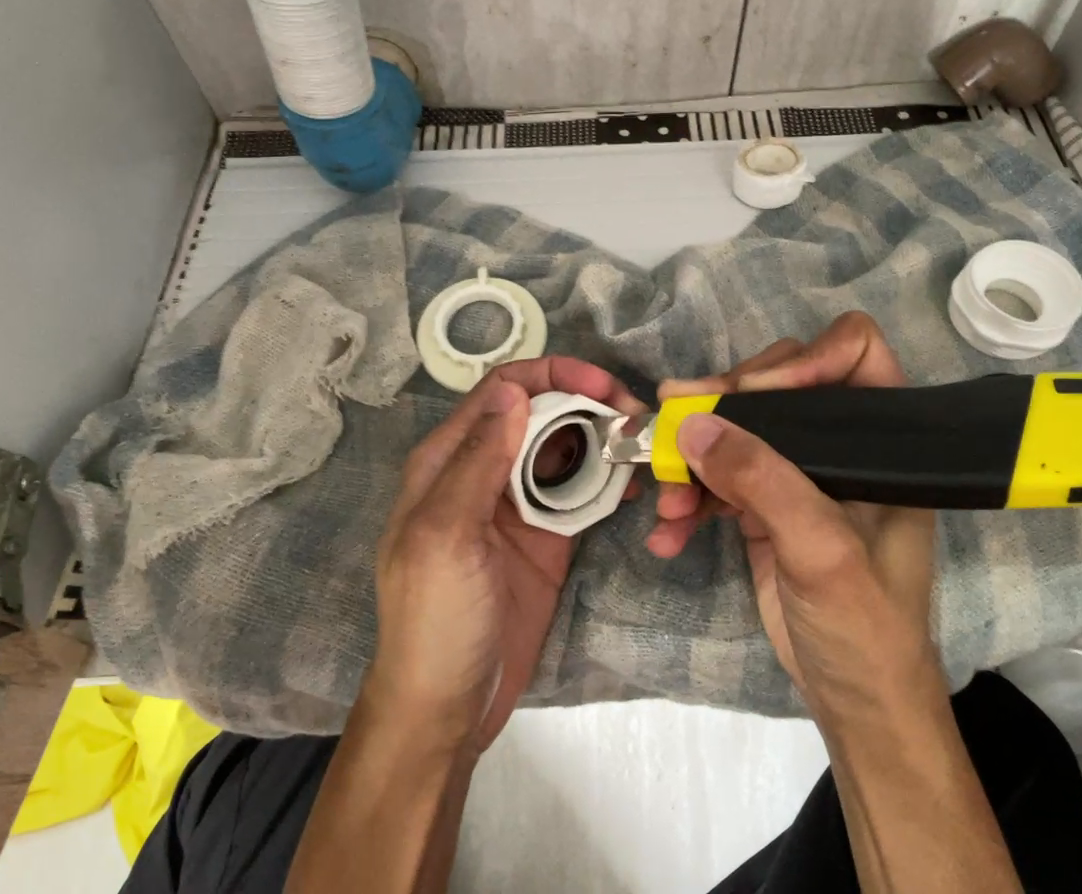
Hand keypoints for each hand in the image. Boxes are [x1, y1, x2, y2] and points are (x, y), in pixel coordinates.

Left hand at [365, 357, 643, 751]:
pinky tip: (636, 482)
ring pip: (565, 452)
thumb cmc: (436, 619)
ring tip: (645, 446)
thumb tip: (515, 390)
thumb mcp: (445, 535)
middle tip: (638, 419)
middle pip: (541, 415)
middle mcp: (484, 472)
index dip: (553, 376)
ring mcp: (519, 507)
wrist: (449, 706)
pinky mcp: (548, 539)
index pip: (502, 392)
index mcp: (448, 461)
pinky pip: (581, 495)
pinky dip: (608, 482)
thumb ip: (477, 461)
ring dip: (603, 441)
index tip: (605, 386)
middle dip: (588, 405)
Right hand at [650, 312, 939, 713]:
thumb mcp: (822, 553)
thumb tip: (692, 423)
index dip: (803, 361)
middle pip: (776, 383)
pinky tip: (667, 533)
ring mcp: (799, 473)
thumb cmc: (866, 626)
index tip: (755, 395)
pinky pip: (717, 477)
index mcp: (882, 441)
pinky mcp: (764, 504)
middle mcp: (841, 444)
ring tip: (664, 502)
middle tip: (671, 427)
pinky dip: (689, 497)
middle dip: (721, 408)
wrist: (853, 699)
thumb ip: (764, 482)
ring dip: (691, 458)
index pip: (852, 355)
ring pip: (737, 429)